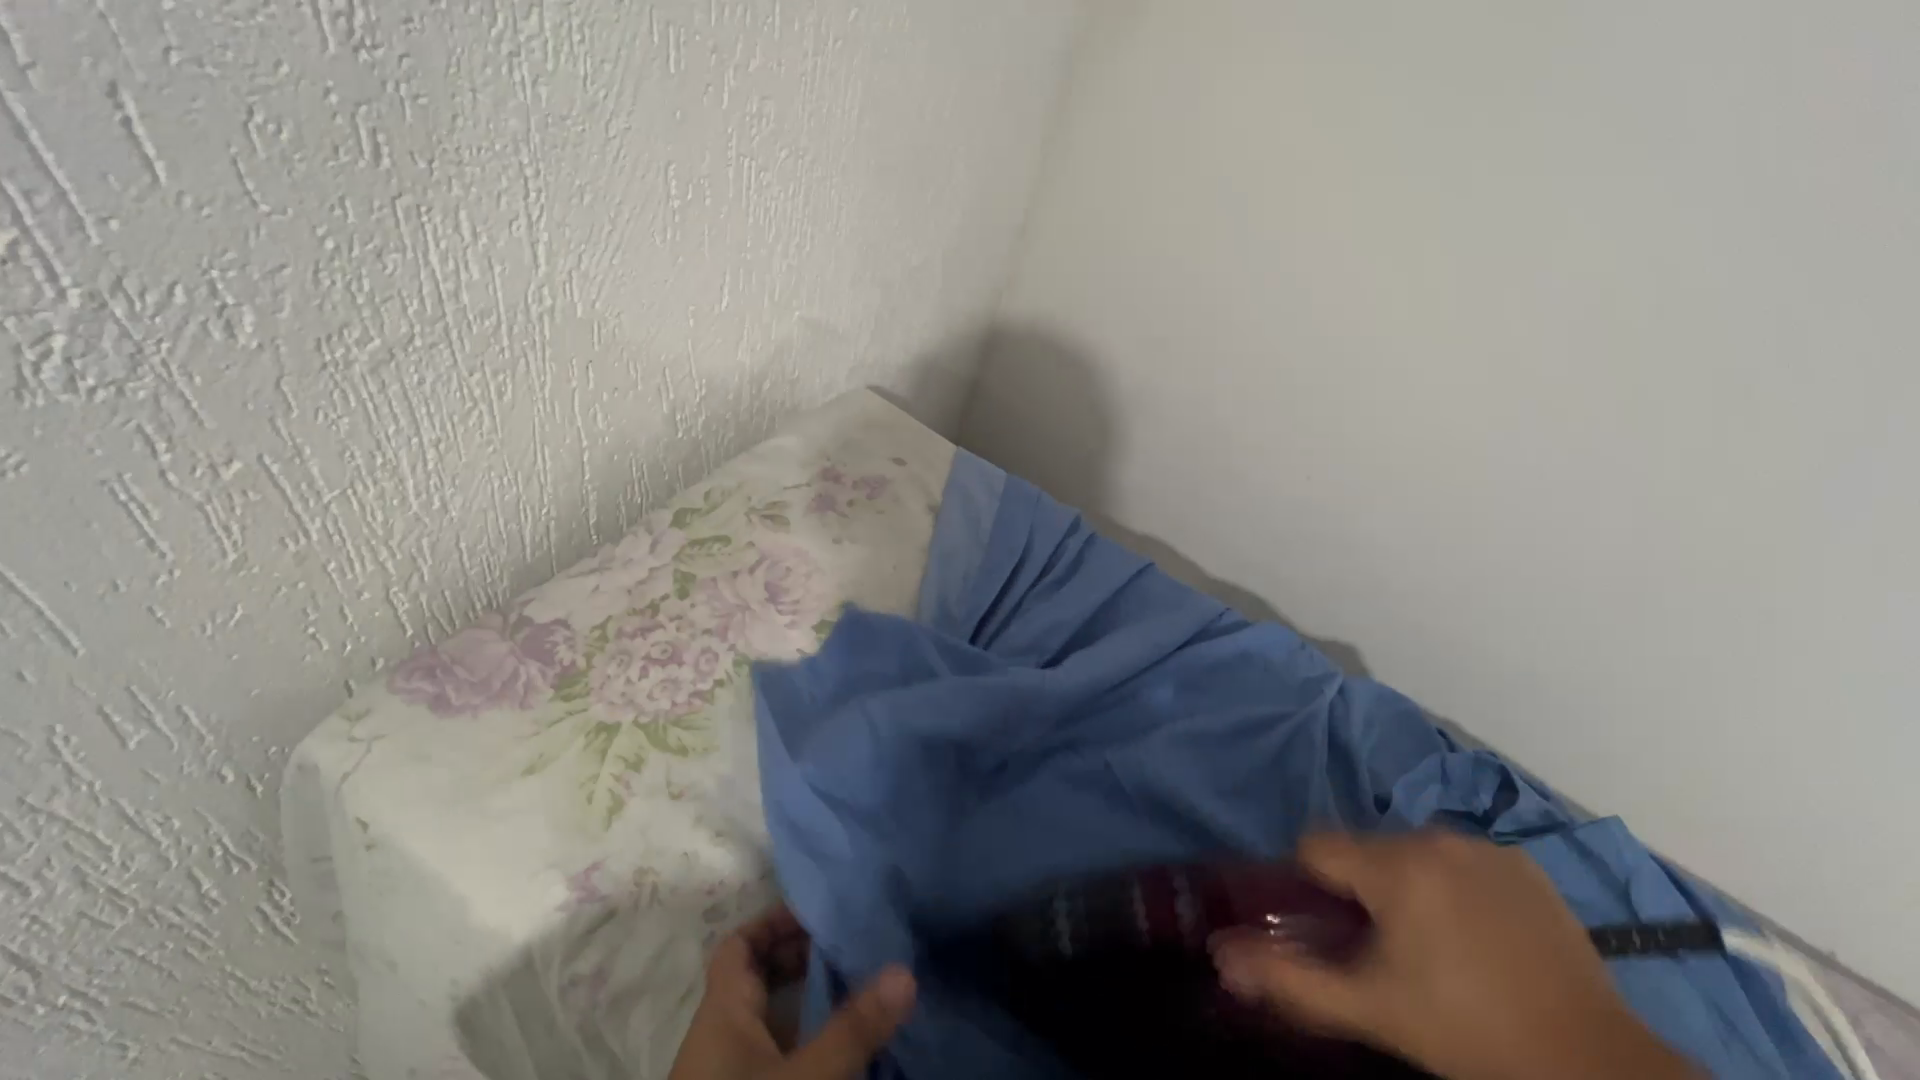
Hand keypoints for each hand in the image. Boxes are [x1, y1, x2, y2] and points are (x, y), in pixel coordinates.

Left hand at [670, 905, 915, 1079]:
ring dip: (809, 1002)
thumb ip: (853, 1028)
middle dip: (802, 958)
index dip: (774, 921)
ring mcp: (730, 1073)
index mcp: (722, 1013)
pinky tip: (846, 1049)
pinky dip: (808, 1041)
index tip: (821, 912)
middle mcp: (721, 1036)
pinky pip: (776, 1054)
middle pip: (757, 979)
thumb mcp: (805, 1077)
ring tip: (859, 988)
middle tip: (854, 947)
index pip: (739, 945)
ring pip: (770, 1019)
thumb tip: (905, 971)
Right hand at [1209, 831, 1700, 1079]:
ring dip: (1402, 887)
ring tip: (1430, 948)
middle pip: (1363, 850)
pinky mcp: (1525, 865)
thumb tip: (1220, 956)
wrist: (1592, 1061)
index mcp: (1396, 865)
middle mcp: (1438, 837)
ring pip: (1410, 854)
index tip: (1327, 932)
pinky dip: (1450, 887)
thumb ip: (1288, 978)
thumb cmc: (1466, 1031)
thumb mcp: (1369, 1009)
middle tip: (1379, 952)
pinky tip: (1474, 938)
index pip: (1314, 846)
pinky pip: (1459, 860)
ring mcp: (1488, 848)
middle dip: (1357, 891)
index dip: (1307, 887)